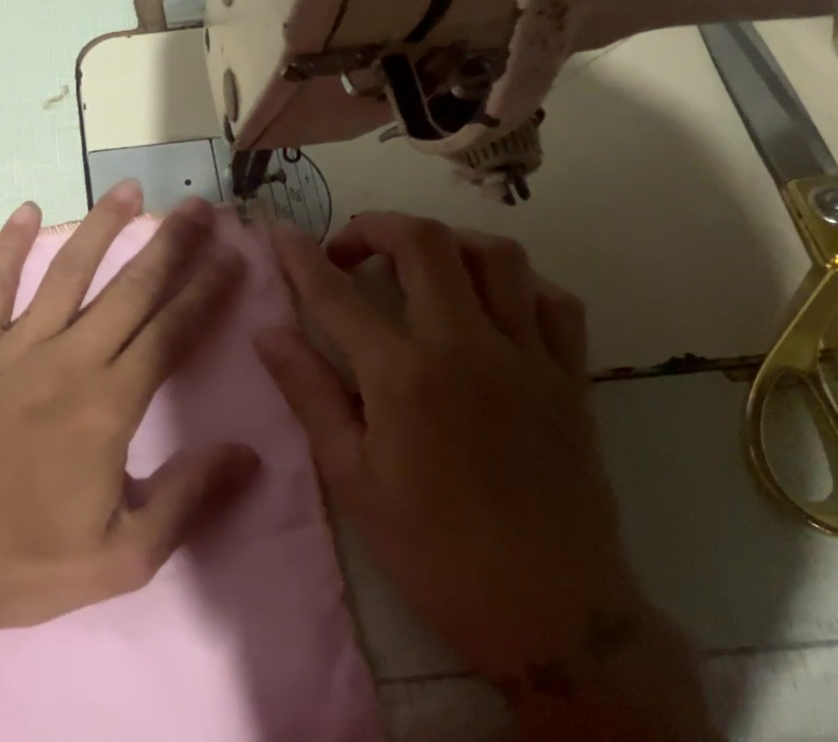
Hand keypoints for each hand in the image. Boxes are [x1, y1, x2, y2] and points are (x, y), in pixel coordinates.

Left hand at [0, 184, 262, 702]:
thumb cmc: (28, 561)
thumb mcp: (125, 555)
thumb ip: (188, 497)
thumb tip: (250, 453)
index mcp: (111, 405)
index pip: (172, 334)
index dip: (206, 293)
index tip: (234, 256)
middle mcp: (69, 360)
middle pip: (131, 291)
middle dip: (170, 246)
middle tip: (200, 206)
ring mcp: (15, 349)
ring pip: (67, 274)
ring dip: (101, 228)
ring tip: (130, 190)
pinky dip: (8, 247)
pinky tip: (26, 211)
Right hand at [254, 213, 670, 697]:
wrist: (548, 609)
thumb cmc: (432, 548)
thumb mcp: (352, 477)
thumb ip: (310, 394)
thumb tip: (268, 334)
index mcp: (404, 375)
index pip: (338, 294)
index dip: (301, 256)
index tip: (278, 231)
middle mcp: (467, 346)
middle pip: (425, 244)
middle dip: (377, 227)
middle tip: (349, 250)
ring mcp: (528, 357)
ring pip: (497, 256)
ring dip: (448, 242)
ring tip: (418, 263)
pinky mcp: (570, 378)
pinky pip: (554, 302)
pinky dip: (518, 285)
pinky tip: (490, 303)